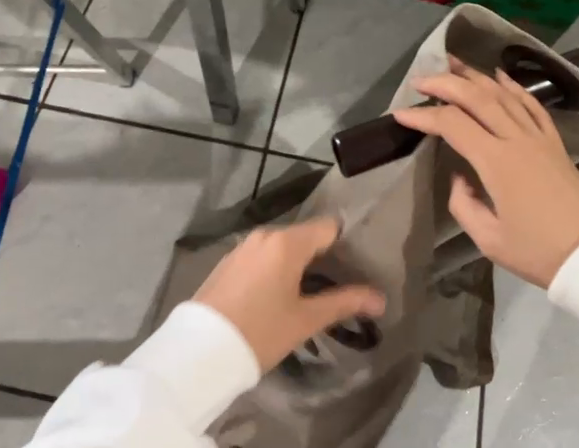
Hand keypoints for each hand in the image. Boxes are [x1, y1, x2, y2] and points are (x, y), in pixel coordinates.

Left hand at [193, 217, 385, 369]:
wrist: (198, 353)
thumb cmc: (259, 332)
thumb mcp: (305, 320)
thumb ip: (344, 303)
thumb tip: (380, 299)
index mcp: (287, 242)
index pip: (329, 227)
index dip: (346, 244)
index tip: (358, 265)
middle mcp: (265, 235)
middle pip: (305, 235)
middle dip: (323, 255)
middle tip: (340, 282)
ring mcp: (243, 247)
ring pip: (282, 247)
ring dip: (298, 263)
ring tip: (312, 291)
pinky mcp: (228, 262)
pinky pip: (262, 256)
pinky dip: (276, 268)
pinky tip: (279, 294)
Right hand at [391, 59, 578, 287]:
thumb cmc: (539, 251)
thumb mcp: (490, 240)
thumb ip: (463, 205)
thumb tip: (460, 179)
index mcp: (496, 161)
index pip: (452, 125)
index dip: (423, 116)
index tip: (400, 114)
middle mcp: (516, 138)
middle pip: (476, 97)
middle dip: (445, 83)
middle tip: (420, 80)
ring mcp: (538, 136)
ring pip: (502, 94)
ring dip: (475, 76)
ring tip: (452, 64)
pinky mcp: (554, 142)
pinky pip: (531, 104)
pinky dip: (513, 86)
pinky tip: (499, 76)